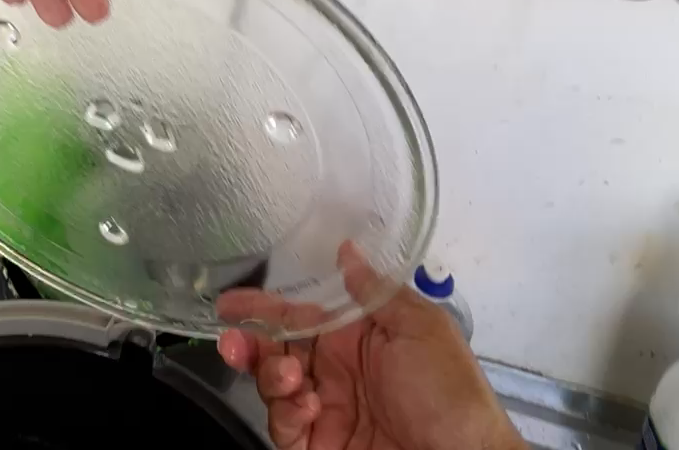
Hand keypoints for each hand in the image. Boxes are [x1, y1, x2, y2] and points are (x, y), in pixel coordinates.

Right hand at [216, 245, 524, 449]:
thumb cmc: (449, 395)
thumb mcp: (421, 330)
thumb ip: (375, 291)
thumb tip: (346, 248)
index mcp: (354, 338)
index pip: (298, 315)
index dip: (262, 307)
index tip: (229, 303)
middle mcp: (334, 372)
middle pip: (275, 351)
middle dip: (249, 344)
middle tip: (233, 342)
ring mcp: (326, 412)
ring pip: (273, 386)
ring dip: (271, 376)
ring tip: (292, 381)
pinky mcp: (320, 447)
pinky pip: (284, 428)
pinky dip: (286, 414)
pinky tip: (307, 407)